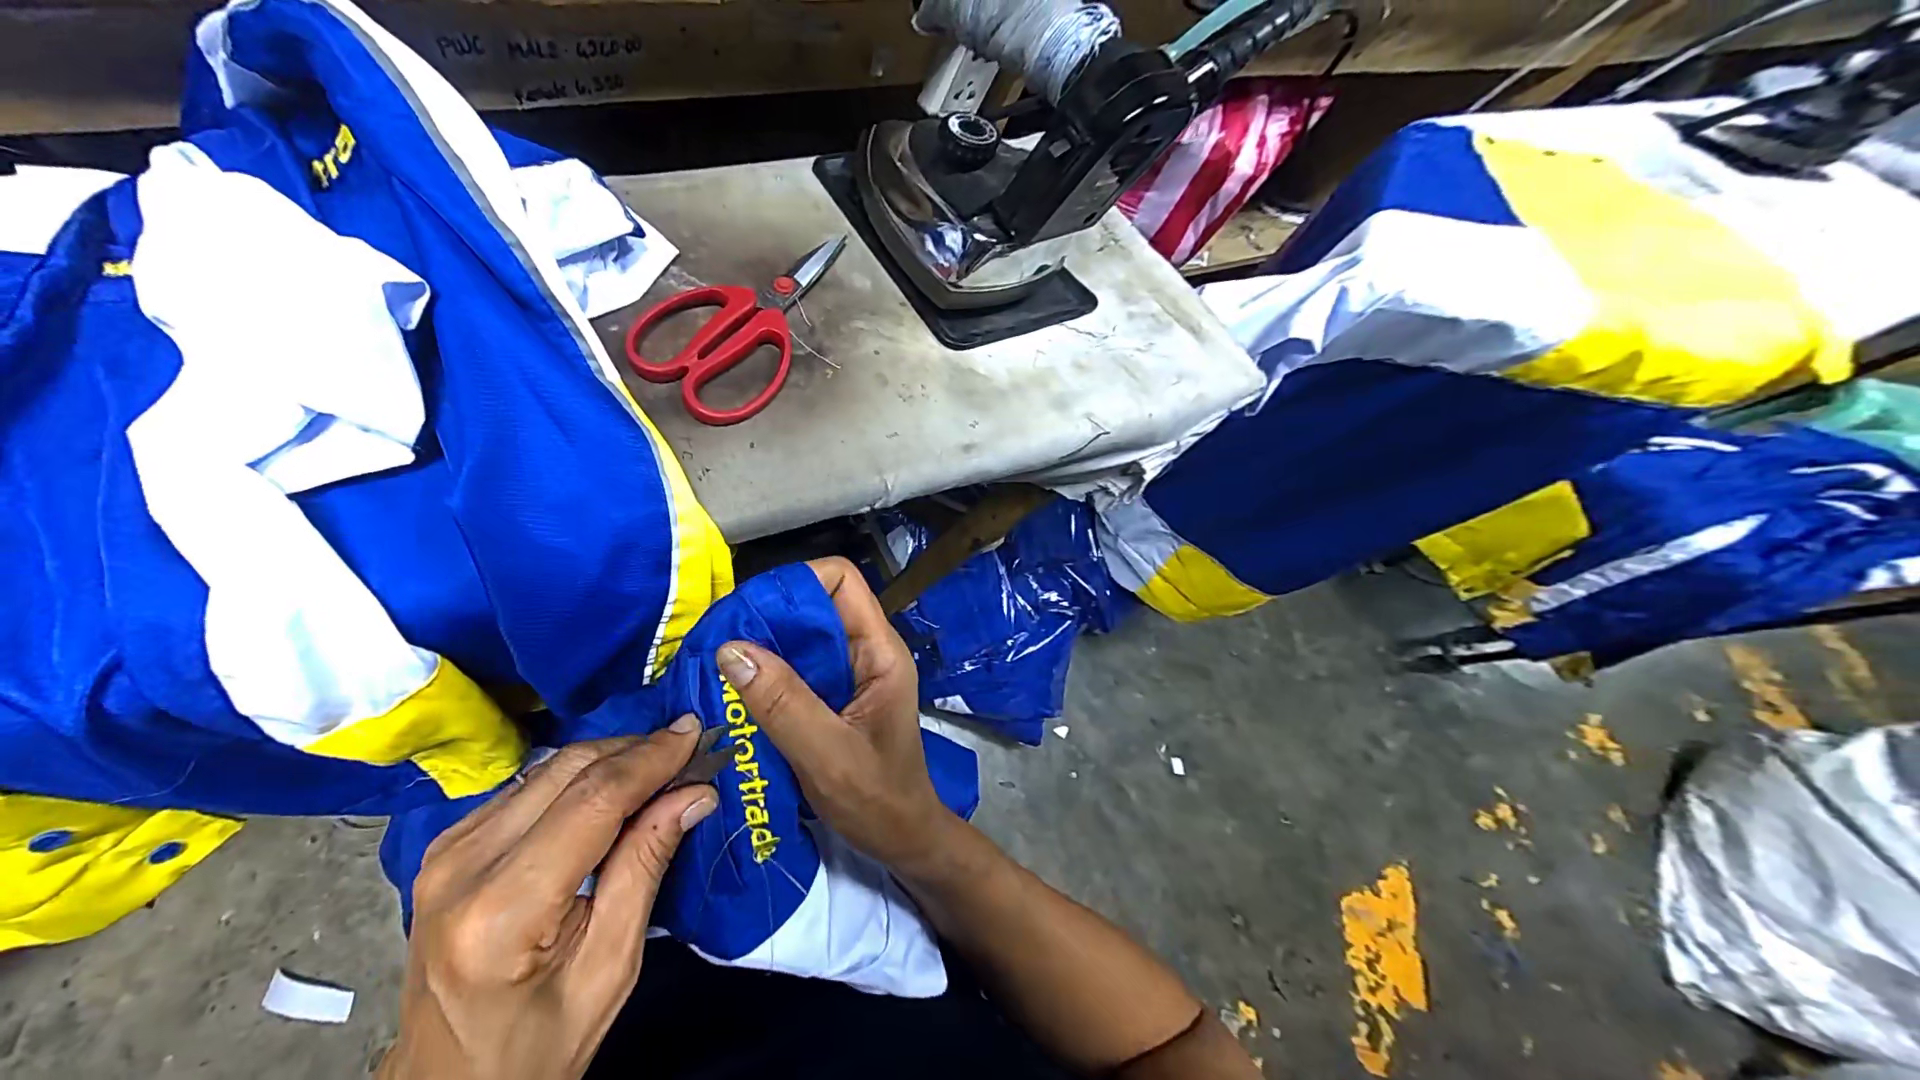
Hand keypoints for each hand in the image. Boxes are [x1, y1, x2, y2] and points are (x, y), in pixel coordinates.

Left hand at [379, 725, 718, 1079]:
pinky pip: (530, 785)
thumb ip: (647, 866)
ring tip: (663, 763)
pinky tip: (616, 784)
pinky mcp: (448, 845)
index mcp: (504, 909)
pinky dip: (582, 775)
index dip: (651, 759)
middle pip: (569, 771)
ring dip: (613, 757)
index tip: (697, 732)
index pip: (593, 801)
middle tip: (691, 746)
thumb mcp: (611, 965)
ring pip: (549, 769)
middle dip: (637, 749)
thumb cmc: (539, 1041)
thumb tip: (696, 792)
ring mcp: (446, 851)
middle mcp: (463, 866)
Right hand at [717, 556, 957, 872]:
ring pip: (800, 639)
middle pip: (814, 606)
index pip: (841, 581)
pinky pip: (795, 670)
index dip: (795, 583)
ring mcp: (849, 675)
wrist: (903, 840)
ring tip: (716, 667)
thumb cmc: (877, 800)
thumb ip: (783, 703)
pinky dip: (766, 676)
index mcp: (879, 651)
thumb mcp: (828, 755)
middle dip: (767, 617)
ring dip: (761, 648)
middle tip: (718, 642)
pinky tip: (735, 693)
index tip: (748, 612)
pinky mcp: (832, 698)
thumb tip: (730, 648)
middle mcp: (865, 652)